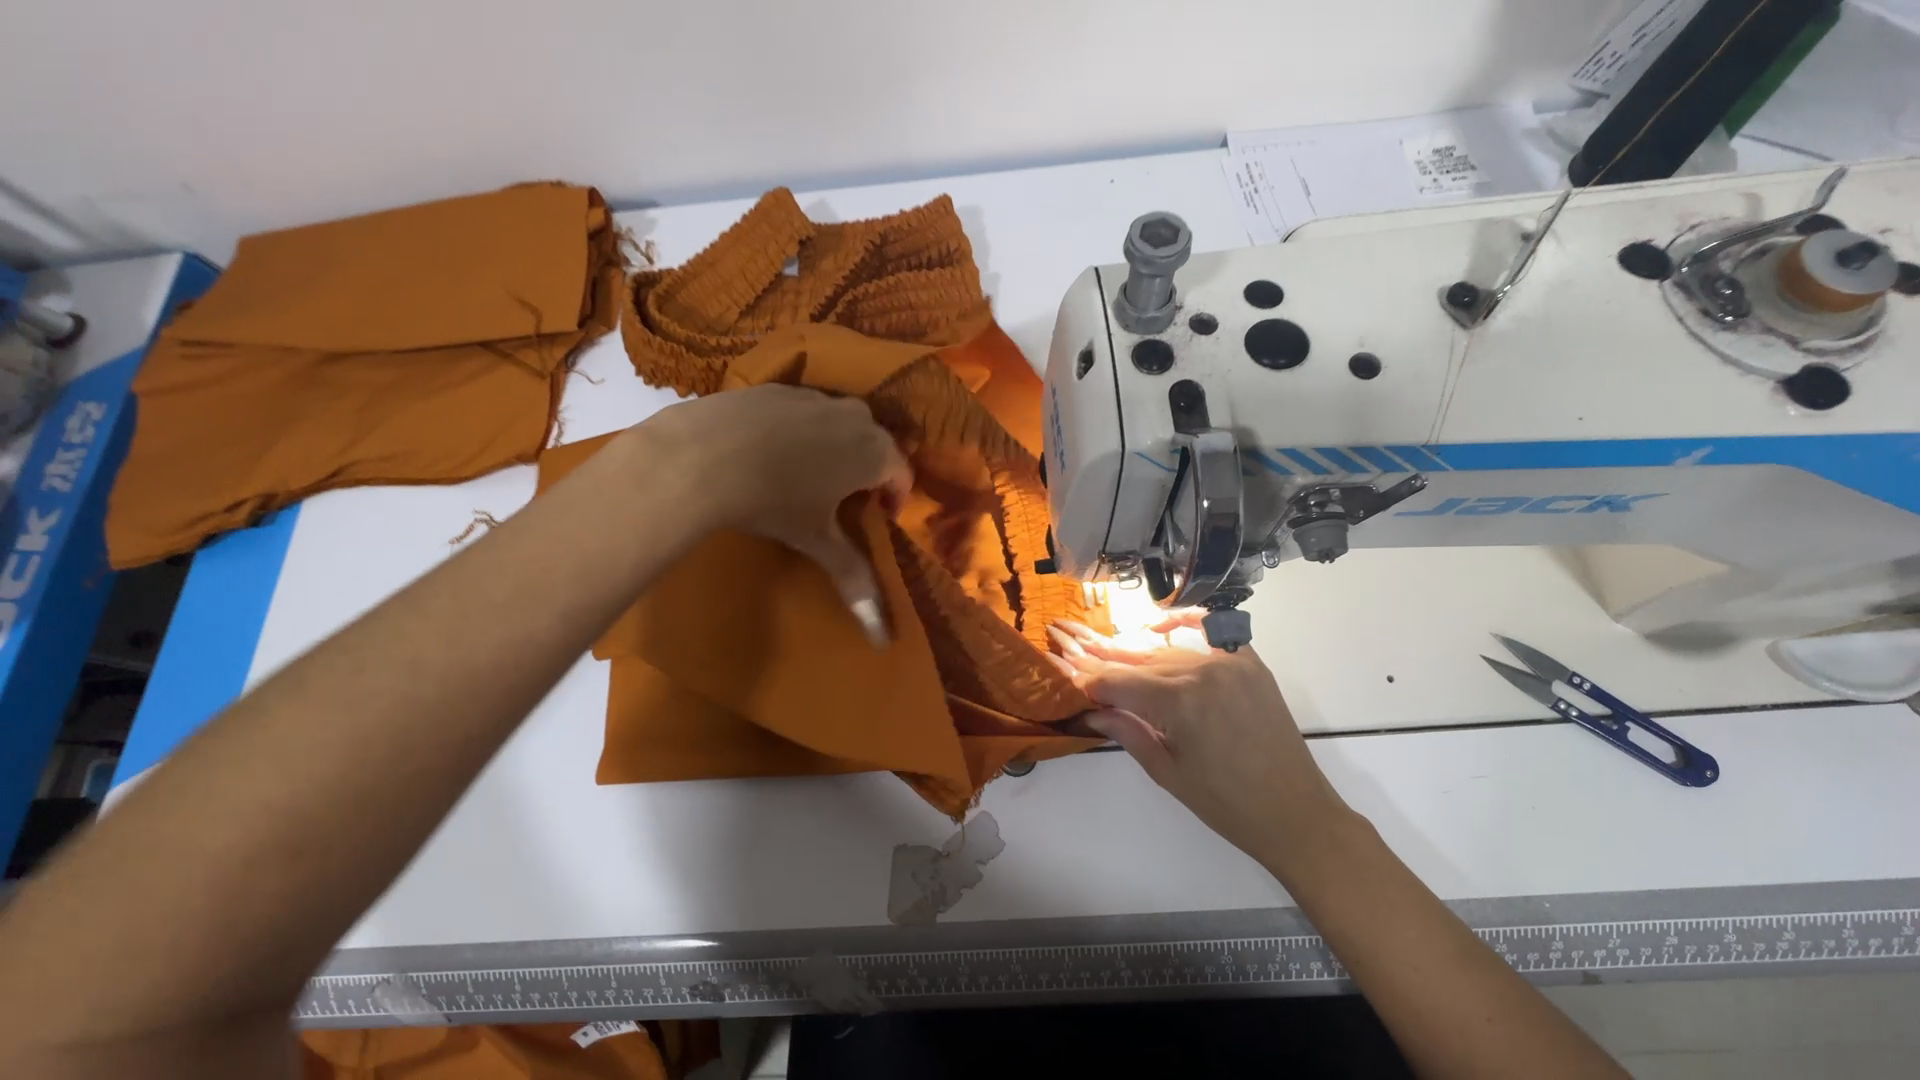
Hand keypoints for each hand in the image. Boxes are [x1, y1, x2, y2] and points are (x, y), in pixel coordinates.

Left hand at [632, 384, 911, 644]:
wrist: (703, 453)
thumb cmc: (774, 500)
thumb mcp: (815, 540)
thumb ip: (853, 578)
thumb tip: (882, 636)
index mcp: (874, 452)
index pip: (902, 475)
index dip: (893, 501)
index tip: (875, 520)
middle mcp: (854, 416)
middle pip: (875, 445)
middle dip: (867, 472)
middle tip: (842, 501)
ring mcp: (814, 397)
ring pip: (839, 424)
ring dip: (835, 448)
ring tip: (806, 477)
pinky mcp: (777, 388)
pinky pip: (803, 412)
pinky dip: (799, 431)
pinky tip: (769, 454)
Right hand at [1049, 614, 1351, 868]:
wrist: (1296, 813)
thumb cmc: (1227, 805)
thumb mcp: (1167, 773)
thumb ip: (1128, 732)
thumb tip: (1090, 710)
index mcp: (1178, 701)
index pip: (1116, 682)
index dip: (1085, 678)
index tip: (1056, 666)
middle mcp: (1202, 670)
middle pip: (1138, 659)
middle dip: (1100, 656)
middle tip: (1064, 641)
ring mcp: (1230, 662)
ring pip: (1169, 650)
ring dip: (1134, 650)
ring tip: (1100, 642)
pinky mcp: (1251, 664)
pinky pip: (1214, 631)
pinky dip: (1187, 622)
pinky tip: (1159, 622)